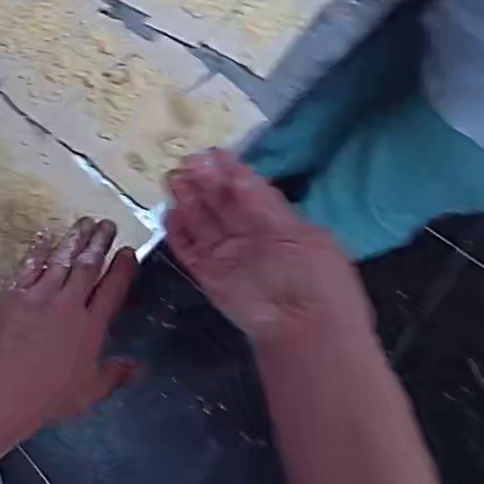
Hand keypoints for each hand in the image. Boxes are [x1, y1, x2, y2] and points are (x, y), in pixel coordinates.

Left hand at [0, 218, 138, 428]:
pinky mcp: (14, 292)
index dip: (122, 269)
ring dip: (73, 240)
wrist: (6, 382)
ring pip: (60, 260)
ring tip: (84, 222)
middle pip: (86, 267)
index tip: (128, 251)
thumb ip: (115, 374)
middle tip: (106, 223)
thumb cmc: (51, 393)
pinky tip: (46, 237)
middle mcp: (68, 304)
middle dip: (98, 243)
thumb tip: (138, 364)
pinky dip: (39, 250)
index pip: (111, 291)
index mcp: (91, 327)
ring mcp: (39, 295)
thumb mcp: (91, 390)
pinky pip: (29, 266)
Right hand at [162, 150, 374, 350]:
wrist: (304, 331)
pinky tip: (169, 213)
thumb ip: (264, 205)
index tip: (211, 153)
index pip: (250, 193)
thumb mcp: (300, 235)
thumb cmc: (314, 281)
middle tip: (185, 162)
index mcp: (279, 227)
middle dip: (203, 182)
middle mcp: (251, 238)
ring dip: (186, 200)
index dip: (231, 173)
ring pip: (200, 221)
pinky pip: (187, 248)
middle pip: (220, 204)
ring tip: (172, 178)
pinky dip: (176, 232)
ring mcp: (227, 256)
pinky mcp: (206, 273)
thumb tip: (235, 176)